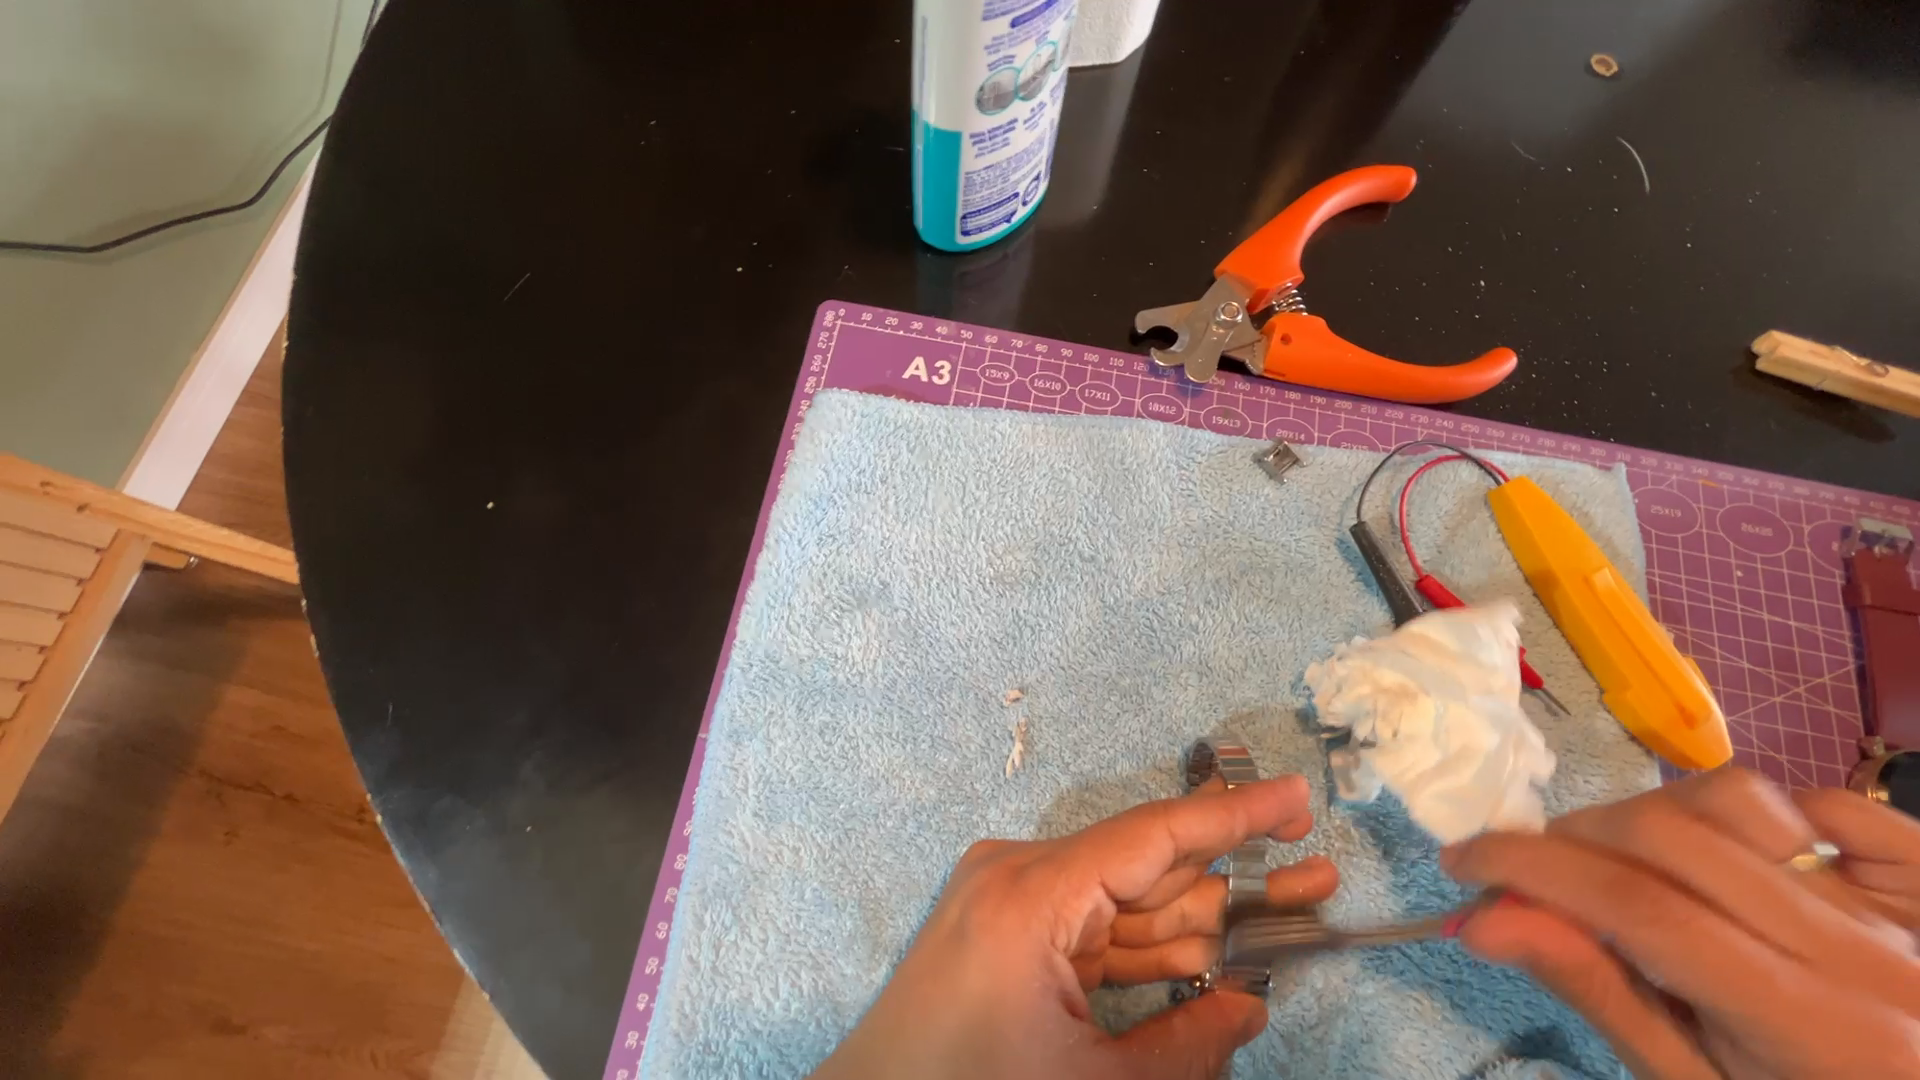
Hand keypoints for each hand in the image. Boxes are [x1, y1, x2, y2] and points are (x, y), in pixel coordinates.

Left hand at [810, 776, 1336, 1079]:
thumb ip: (1185, 1043)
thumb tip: (1251, 1003)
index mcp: (1033, 894)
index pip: (1152, 837)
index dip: (1231, 815)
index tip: (1294, 796)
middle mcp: (1020, 873)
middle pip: (1148, 867)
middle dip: (1234, 874)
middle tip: (1315, 871)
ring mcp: (1011, 897)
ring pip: (1126, 898)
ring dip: (1201, 911)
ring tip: (1286, 907)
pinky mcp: (1008, 925)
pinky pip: (1096, 927)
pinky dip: (1152, 942)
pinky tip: (1213, 947)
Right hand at [1442, 769, 1919, 1078]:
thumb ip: (1597, 993)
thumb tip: (1481, 921)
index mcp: (1814, 1026)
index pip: (1638, 907)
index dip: (1528, 867)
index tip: (1459, 861)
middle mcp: (1861, 954)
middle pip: (1668, 839)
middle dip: (1567, 839)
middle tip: (1529, 871)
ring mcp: (1895, 911)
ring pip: (1732, 802)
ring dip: (1641, 816)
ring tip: (1618, 858)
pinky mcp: (1918, 883)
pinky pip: (1834, 804)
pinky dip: (1757, 810)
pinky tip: (1721, 847)